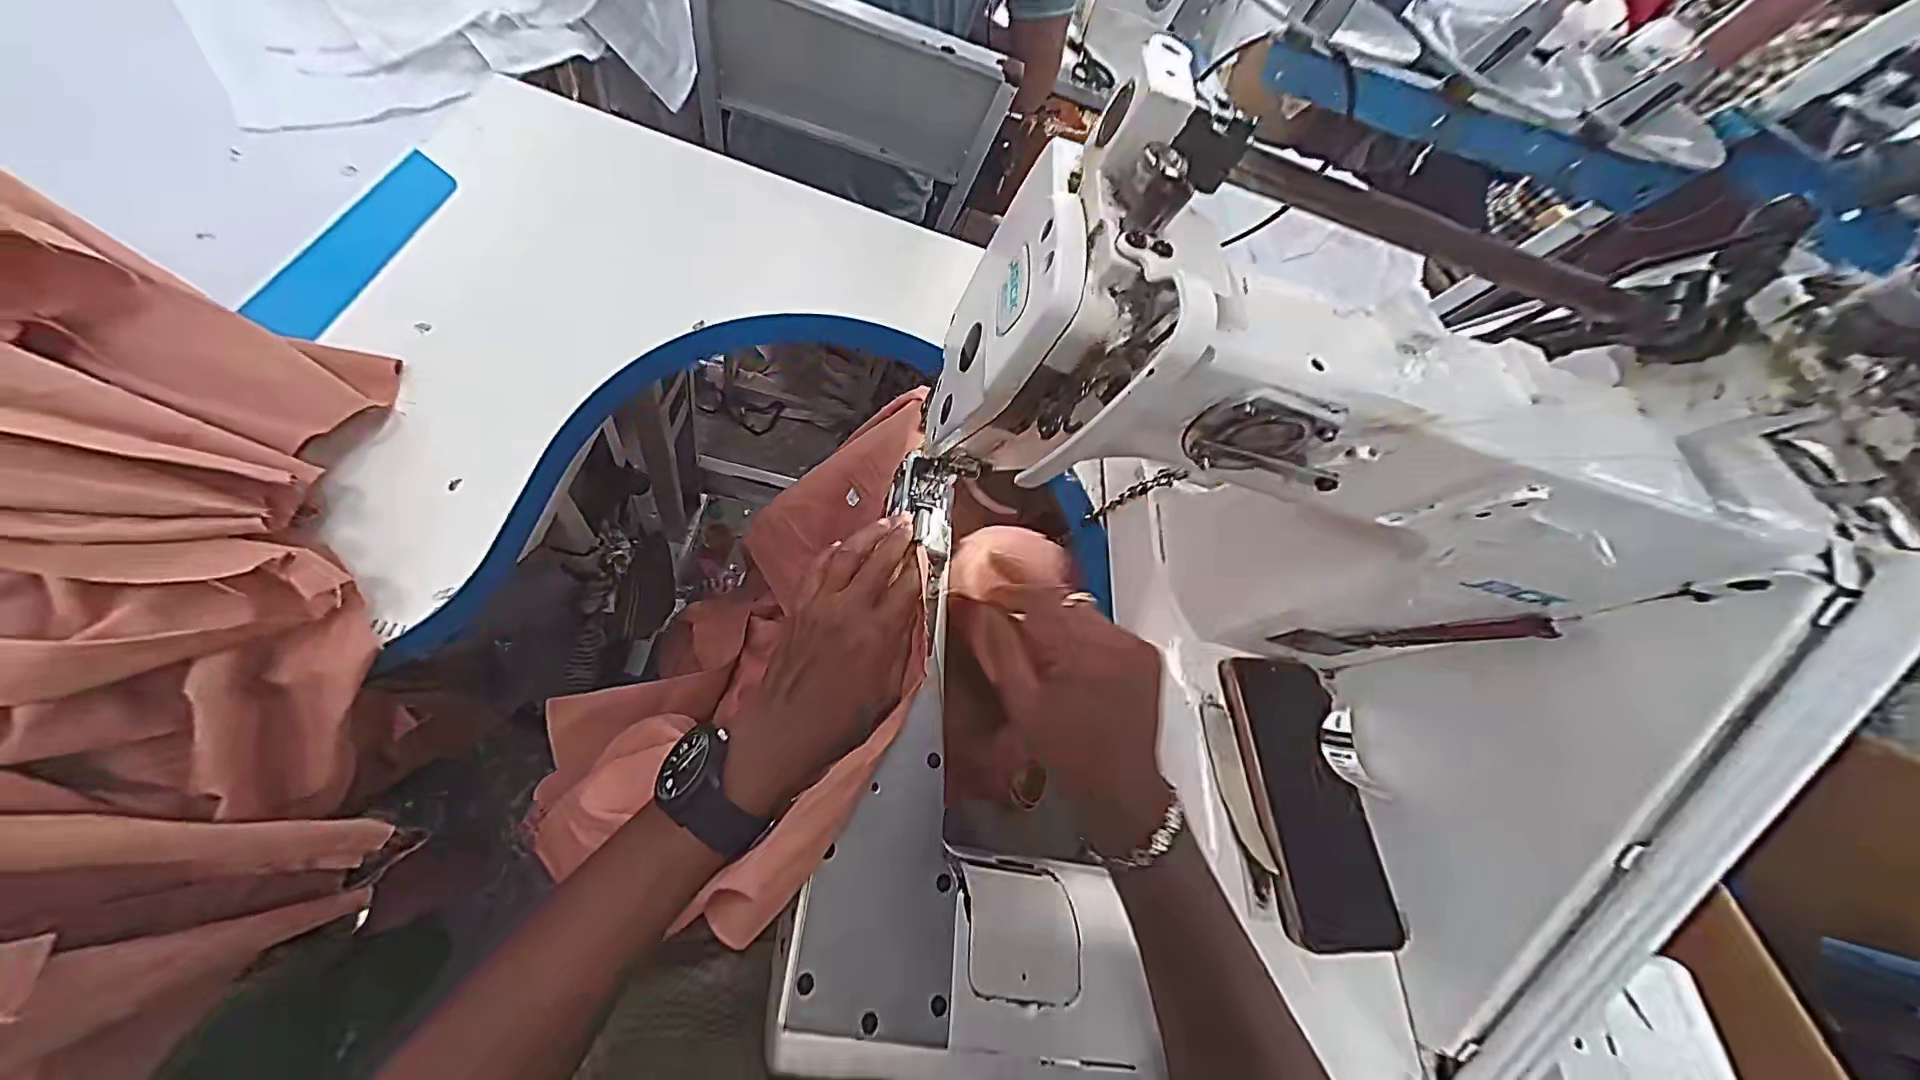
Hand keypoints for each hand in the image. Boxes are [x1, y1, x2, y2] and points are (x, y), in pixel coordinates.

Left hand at [724, 515, 920, 816]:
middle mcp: (849, 610)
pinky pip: (816, 568)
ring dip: (868, 534)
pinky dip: (832, 551)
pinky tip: (843, 544)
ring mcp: (820, 604)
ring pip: (847, 555)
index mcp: (878, 633)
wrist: (785, 729)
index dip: (922, 564)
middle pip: (879, 559)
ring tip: (885, 521)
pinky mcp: (799, 607)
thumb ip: (902, 648)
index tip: (931, 551)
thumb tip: (911, 616)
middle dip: (899, 537)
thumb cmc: (842, 720)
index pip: (907, 585)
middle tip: (912, 523)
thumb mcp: (888, 690)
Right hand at [967, 586, 1169, 853]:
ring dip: (1056, 620)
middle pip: (1062, 601)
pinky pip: (1103, 628)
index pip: (1038, 599)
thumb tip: (975, 611)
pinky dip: (1080, 634)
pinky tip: (1068, 659)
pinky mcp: (1143, 655)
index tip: (986, 590)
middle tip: (1005, 615)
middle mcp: (1116, 643)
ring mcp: (1134, 648)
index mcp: (1084, 654)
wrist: (1123, 790)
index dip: (1007, 592)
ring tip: (1038, 646)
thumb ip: (998, 650)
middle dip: (1030, 606)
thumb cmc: (1073, 759)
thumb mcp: (1023, 705)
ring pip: (1082, 612)